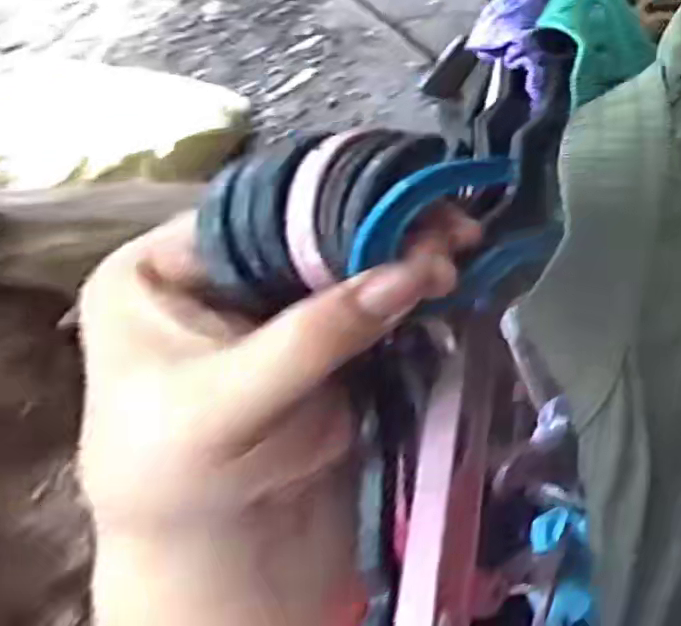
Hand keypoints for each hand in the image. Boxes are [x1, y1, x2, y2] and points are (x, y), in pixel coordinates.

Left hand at [78, 207, 476, 625]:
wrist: (238, 521)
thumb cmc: (190, 470)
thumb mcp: (230, 406)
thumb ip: (316, 336)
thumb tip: (414, 271)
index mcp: (168, 265)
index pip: (266, 208)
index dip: (345, 208)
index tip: (417, 223)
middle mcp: (230, 258)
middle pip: (330, 214)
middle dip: (399, 223)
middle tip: (457, 238)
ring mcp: (290, 279)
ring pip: (370, 236)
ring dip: (423, 243)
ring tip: (462, 255)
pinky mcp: (341, 301)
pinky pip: (391, 268)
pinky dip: (428, 268)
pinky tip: (456, 273)